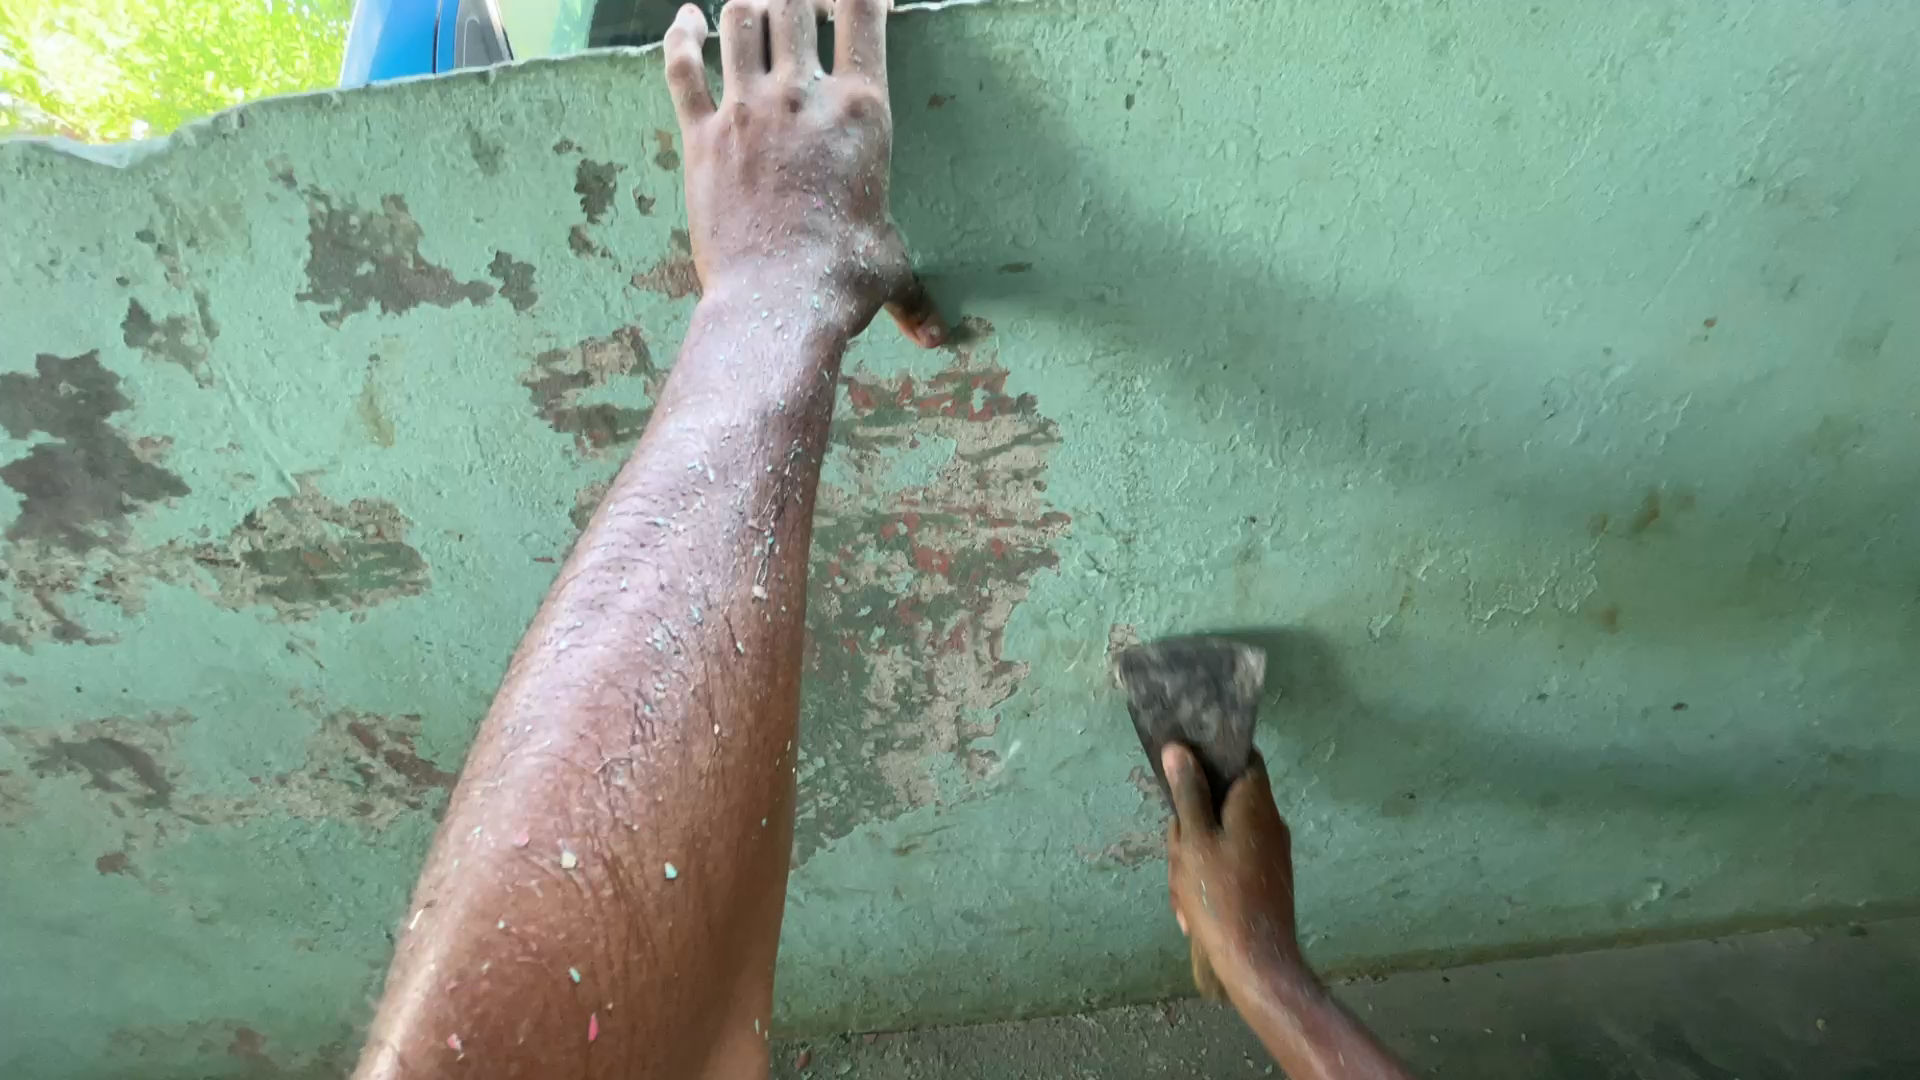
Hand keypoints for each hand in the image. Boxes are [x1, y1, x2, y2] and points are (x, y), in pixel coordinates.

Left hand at [663, 0, 945, 346]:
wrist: (777, 304)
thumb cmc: (845, 283)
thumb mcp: (892, 270)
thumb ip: (915, 290)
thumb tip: (937, 336)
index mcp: (861, 113)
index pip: (862, 8)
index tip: (866, 2)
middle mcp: (802, 96)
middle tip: (809, 10)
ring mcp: (746, 111)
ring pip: (740, 18)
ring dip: (752, 6)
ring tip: (760, 14)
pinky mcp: (702, 137)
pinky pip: (682, 65)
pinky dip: (683, 35)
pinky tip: (688, 21)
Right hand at [1163, 743, 1303, 990]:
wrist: (1257, 964)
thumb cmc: (1221, 894)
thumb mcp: (1193, 839)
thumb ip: (1187, 792)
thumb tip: (1179, 748)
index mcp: (1255, 803)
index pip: (1243, 757)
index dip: (1213, 754)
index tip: (1183, 767)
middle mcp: (1269, 821)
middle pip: (1222, 800)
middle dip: (1192, 821)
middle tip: (1179, 851)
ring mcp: (1268, 851)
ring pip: (1219, 833)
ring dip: (1194, 854)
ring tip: (1184, 889)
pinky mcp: (1264, 877)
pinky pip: (1228, 859)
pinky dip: (1207, 874)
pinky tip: (1192, 904)